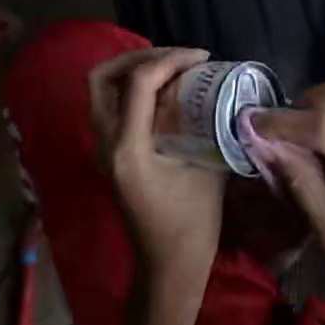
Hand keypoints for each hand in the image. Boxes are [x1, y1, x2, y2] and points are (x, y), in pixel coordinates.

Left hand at [89, 47, 224, 282]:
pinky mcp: (107, 151)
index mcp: (128, 148)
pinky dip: (130, 87)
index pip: (138, 83)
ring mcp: (100, 147)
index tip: (202, 57)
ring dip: (132, 69)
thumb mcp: (208, 171)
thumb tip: (224, 90)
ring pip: (101, 88)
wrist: (167, 268)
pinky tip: (163, 90)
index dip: (170, 59)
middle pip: (103, 77)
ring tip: (170, 67)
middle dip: (139, 57)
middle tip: (176, 57)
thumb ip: (209, 126)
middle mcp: (104, 142)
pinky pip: (110, 104)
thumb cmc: (192, 226)